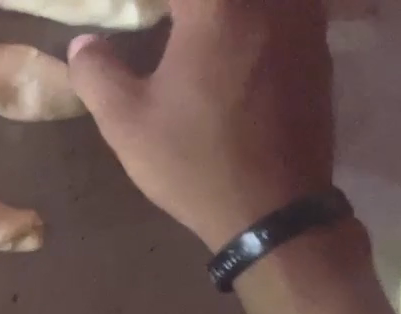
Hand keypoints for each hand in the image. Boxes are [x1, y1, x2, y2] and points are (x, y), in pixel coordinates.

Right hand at [68, 0, 333, 250]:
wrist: (270, 205)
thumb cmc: (192, 162)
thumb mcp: (127, 125)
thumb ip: (98, 75)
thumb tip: (82, 45)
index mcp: (215, 8)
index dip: (147, 3)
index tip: (131, 17)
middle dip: (188, 8)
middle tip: (162, 22)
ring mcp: (302, 16)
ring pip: (255, 2)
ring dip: (221, 15)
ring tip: (195, 35)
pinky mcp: (318, 44)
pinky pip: (287, 8)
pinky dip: (257, 20)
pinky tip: (236, 49)